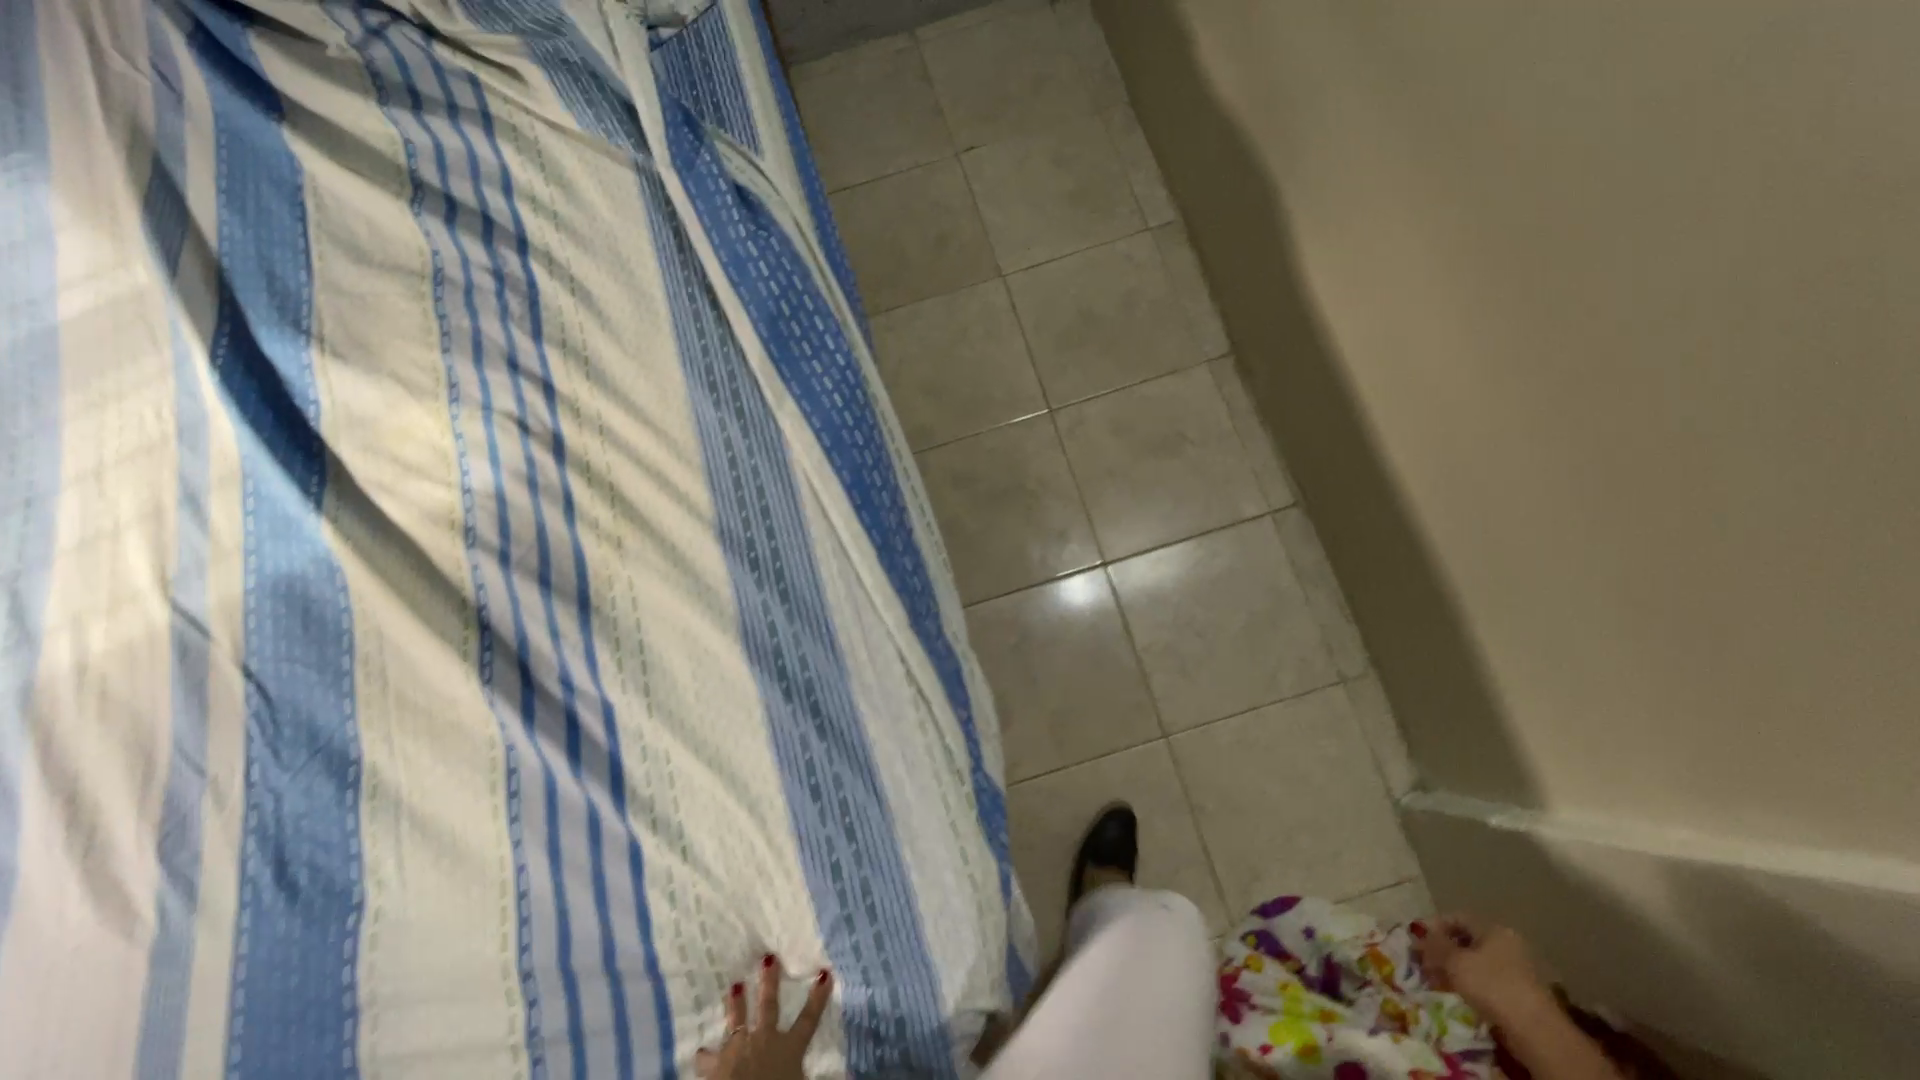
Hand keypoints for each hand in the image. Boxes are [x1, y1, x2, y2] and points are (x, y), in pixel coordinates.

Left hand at [695, 955, 833, 1079]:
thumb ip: (822, 1077)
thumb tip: (851, 1075)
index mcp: (789, 1047)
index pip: (809, 1019)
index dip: (818, 997)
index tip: (824, 973)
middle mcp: (765, 1039)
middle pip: (768, 1006)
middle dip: (769, 982)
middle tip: (767, 957)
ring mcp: (739, 1048)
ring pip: (737, 1020)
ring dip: (735, 1004)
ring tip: (734, 986)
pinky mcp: (717, 1064)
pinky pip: (709, 1058)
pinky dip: (705, 1057)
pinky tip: (700, 1053)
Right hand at [1413, 915, 1555, 1029]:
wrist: (1533, 1028)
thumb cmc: (1491, 985)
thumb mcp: (1455, 961)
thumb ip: (1434, 946)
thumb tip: (1418, 936)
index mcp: (1494, 929)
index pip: (1457, 918)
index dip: (1433, 926)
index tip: (1415, 939)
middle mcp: (1507, 944)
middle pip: (1466, 940)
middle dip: (1441, 950)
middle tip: (1422, 961)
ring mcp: (1515, 969)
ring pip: (1474, 962)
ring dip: (1452, 968)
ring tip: (1433, 979)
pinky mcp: (1517, 992)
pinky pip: (1485, 979)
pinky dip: (1466, 982)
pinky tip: (1454, 992)